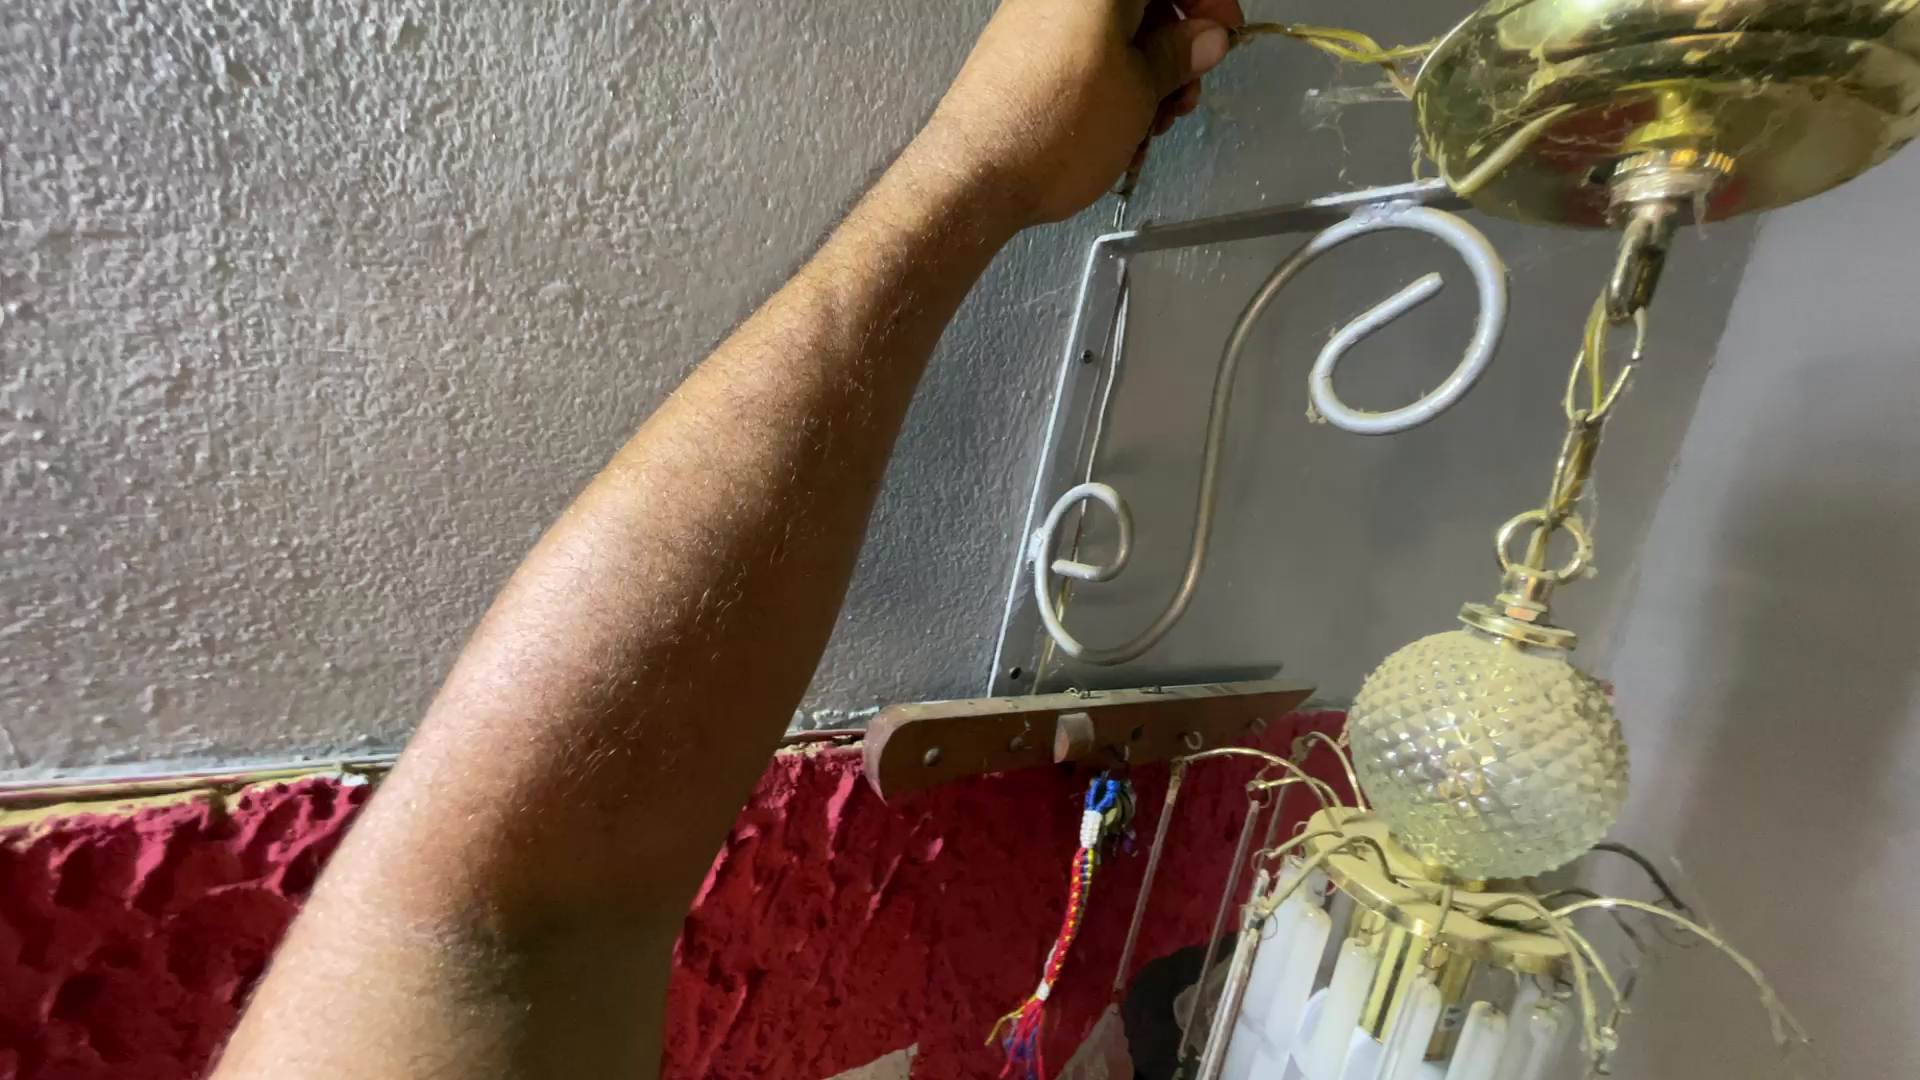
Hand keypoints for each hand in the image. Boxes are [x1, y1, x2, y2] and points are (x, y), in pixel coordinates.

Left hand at [917, 0, 1243, 227]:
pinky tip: (1113, 133)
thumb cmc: (1053, 132)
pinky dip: (1105, 89)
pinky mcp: (1017, 57)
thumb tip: (1205, 39)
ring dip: (1142, 79)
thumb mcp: (1138, 95)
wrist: (974, 178)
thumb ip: (1178, 56)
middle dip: (1174, 49)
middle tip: (1183, 96)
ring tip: (1147, 128)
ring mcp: (1035, 19)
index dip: (1207, 3)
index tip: (1222, 38)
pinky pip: (1078, 59)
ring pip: (1111, 36)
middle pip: (1141, 4)